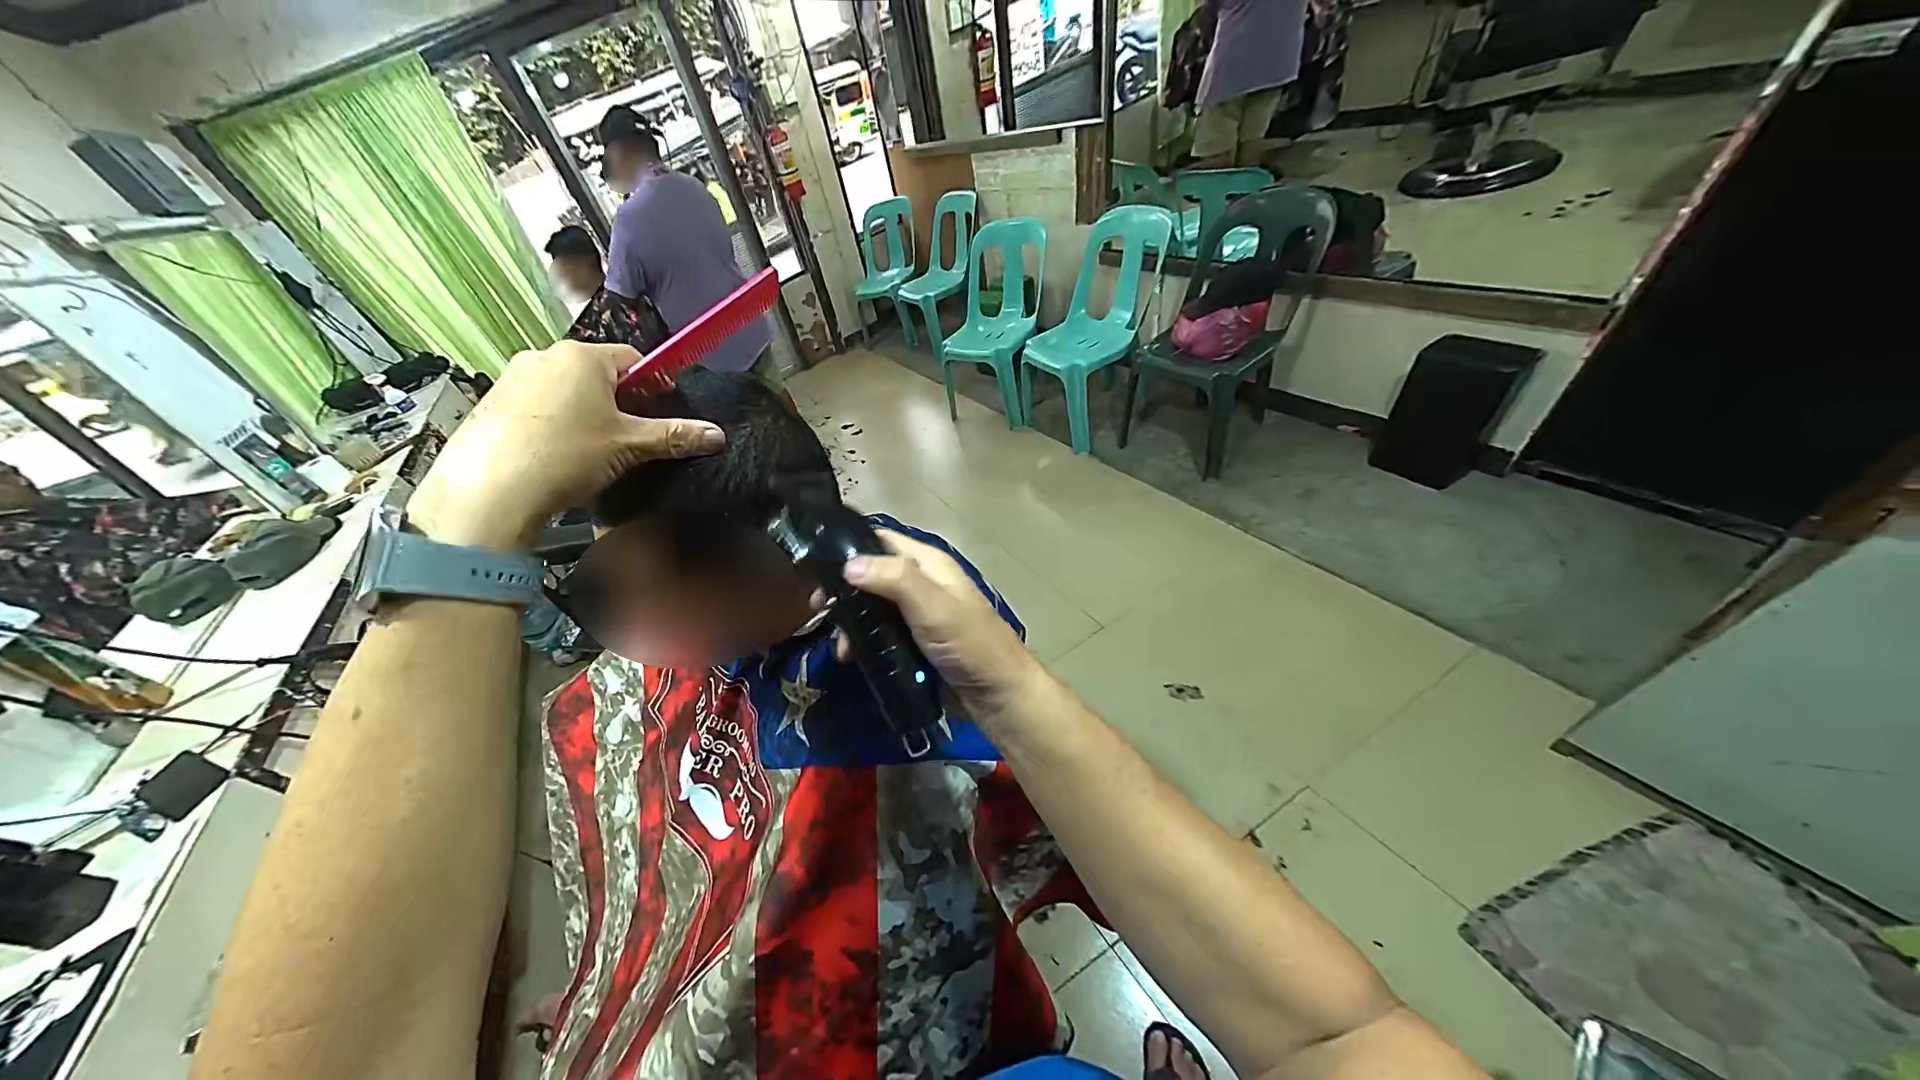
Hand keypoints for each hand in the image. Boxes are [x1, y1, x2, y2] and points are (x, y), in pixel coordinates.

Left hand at [409, 342, 724, 550]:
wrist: (490, 489)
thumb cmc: (568, 454)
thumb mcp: (631, 446)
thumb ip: (675, 435)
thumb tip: (717, 435)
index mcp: (582, 357)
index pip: (634, 358)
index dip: (654, 385)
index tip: (661, 412)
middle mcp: (545, 356)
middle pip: (599, 374)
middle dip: (620, 401)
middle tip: (632, 437)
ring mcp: (513, 377)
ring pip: (567, 390)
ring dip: (587, 413)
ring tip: (595, 451)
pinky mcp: (492, 402)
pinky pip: (538, 405)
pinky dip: (556, 423)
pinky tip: (560, 456)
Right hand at [833, 531, 1045, 717]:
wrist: (997, 697)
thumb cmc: (970, 645)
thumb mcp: (934, 607)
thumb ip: (895, 580)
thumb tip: (848, 564)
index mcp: (929, 564)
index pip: (881, 540)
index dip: (848, 547)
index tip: (813, 565)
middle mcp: (920, 584)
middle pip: (870, 575)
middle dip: (843, 590)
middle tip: (818, 608)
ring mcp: (915, 615)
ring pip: (870, 608)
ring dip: (850, 622)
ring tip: (839, 645)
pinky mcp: (911, 644)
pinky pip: (877, 635)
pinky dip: (861, 642)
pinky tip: (850, 657)